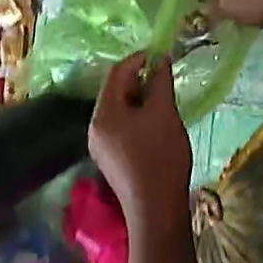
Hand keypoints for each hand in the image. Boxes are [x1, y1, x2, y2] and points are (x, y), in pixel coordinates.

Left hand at [89, 53, 191, 230]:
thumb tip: (160, 58)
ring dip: (142, 97)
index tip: (164, 54)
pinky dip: (139, 115)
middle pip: (116, 90)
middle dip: (141, 78)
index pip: (117, 73)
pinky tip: (157, 120)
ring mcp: (102, 145)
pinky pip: (123, 125)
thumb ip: (160, 80)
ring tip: (165, 96)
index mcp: (103, 114)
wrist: (157, 208)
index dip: (140, 59)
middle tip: (167, 75)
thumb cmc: (160, 154)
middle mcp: (96, 127)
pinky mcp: (112, 158)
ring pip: (121, 108)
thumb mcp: (164, 111)